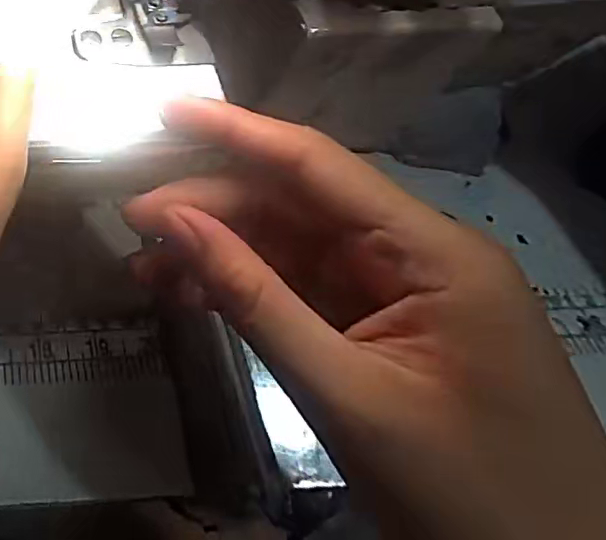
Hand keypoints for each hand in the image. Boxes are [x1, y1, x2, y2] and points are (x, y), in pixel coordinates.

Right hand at [123, 98, 605, 539]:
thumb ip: (253, 297)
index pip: (315, 164)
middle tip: (136, 223)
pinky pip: (295, 284)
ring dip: (216, 251)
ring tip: (148, 270)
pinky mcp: (375, 323)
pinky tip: (189, 295)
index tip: (166, 108)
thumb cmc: (469, 497)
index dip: (235, 129)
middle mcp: (413, 253)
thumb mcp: (347, 395)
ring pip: (284, 243)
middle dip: (209, 209)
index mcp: (433, 252)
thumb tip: (170, 219)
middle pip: (291, 204)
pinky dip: (240, 287)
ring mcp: (394, 289)